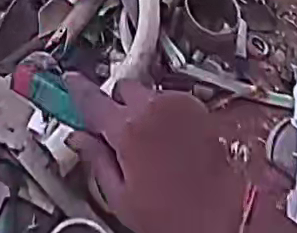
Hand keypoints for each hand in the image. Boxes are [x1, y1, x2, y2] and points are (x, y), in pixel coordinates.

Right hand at [67, 74, 243, 232]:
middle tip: (117, 135)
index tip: (69, 79)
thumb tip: (78, 138)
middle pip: (119, 88)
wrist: (227, 215)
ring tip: (149, 146)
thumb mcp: (122, 199)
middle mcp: (150, 106)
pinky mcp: (193, 104)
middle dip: (115, 106)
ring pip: (144, 92)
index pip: (91, 98)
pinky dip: (162, 112)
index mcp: (127, 129)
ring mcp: (174, 102)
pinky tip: (168, 142)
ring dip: (139, 109)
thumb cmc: (176, 216)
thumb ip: (96, 160)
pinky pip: (166, 98)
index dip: (76, 87)